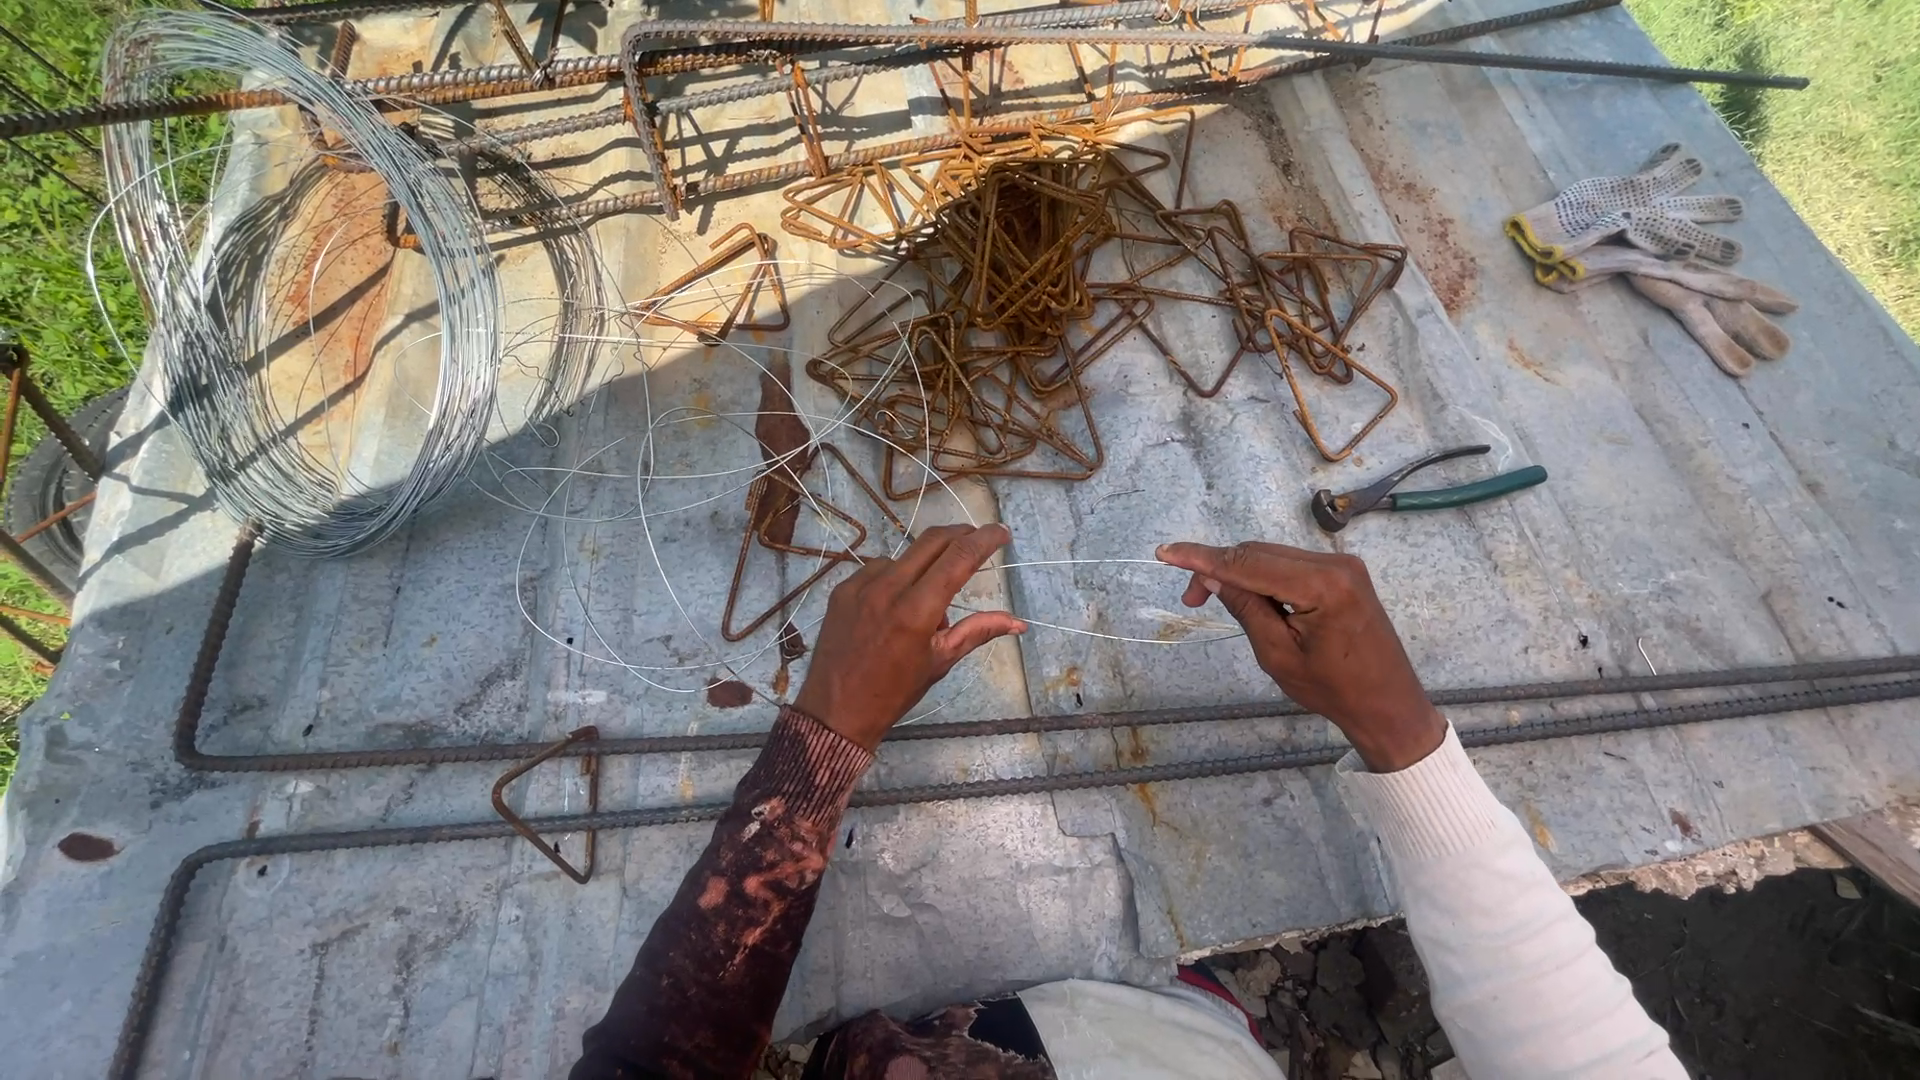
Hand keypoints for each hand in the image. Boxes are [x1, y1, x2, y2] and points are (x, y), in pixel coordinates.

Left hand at [795, 524, 1025, 750]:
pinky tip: (895, 605)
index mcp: (917, 611)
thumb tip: (1019, 622)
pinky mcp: (842, 588)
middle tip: (978, 540)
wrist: (835, 711)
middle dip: (961, 534)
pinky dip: (895, 579)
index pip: (958, 558)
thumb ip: (978, 631)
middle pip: (932, 541)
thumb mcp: (940, 662)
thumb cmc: (894, 692)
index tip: (1001, 532)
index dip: (985, 539)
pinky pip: (877, 569)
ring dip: (925, 567)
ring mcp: (860, 585)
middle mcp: (888, 589)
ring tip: (926, 603)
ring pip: (905, 557)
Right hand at [1155, 541, 1444, 771]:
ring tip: (1215, 600)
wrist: (1389, 705)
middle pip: (1257, 553)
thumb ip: (1245, 607)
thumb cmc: (1333, 689)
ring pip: (1270, 556)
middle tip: (1190, 599)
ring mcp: (1341, 565)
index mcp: (1322, 585)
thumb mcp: (1277, 654)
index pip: (1247, 562)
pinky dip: (1261, 575)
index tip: (1165, 552)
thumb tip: (1212, 575)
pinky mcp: (1342, 572)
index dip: (1202, 558)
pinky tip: (1249, 595)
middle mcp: (1334, 563)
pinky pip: (1288, 564)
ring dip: (1238, 572)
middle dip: (1218, 569)